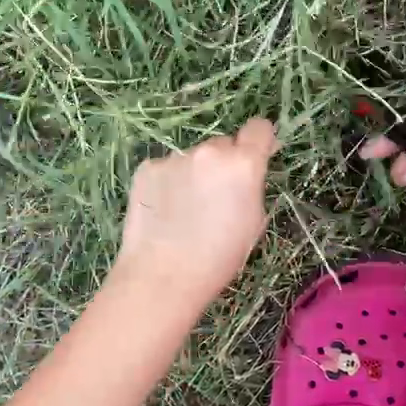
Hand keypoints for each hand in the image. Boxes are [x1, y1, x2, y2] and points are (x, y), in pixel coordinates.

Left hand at [113, 118, 279, 300]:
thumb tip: (248, 170)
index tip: (254, 155)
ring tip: (185, 210)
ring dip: (194, 173)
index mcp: (243, 164)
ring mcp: (175, 158)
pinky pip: (166, 169)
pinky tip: (164, 211)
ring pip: (193, 158)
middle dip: (224, 163)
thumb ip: (252, 186)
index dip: (258, 141)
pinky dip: (168, 183)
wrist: (162, 277)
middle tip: (216, 197)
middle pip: (223, 145)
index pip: (259, 128)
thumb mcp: (253, 222)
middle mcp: (210, 152)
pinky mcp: (147, 168)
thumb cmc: (218, 258)